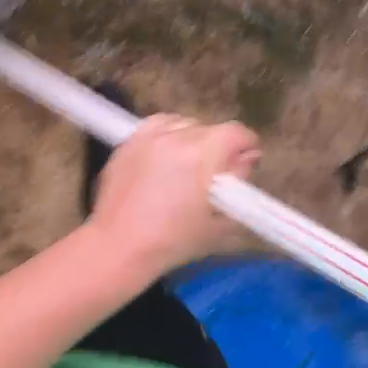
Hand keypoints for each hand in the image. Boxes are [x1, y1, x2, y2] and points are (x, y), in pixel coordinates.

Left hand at [86, 114, 260, 278]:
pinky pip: (154, 126)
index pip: (235, 132)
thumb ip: (238, 187)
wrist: (120, 243)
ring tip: (188, 163)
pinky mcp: (127, 142)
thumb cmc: (174, 240)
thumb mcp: (219, 221)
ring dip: (191, 138)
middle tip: (215, 173)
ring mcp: (148, 136)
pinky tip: (164, 156)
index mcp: (202, 154)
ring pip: (180, 123)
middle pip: (208, 128)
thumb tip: (244, 162)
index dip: (246, 145)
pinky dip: (165, 135)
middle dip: (218, 147)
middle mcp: (175, 137)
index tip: (246, 161)